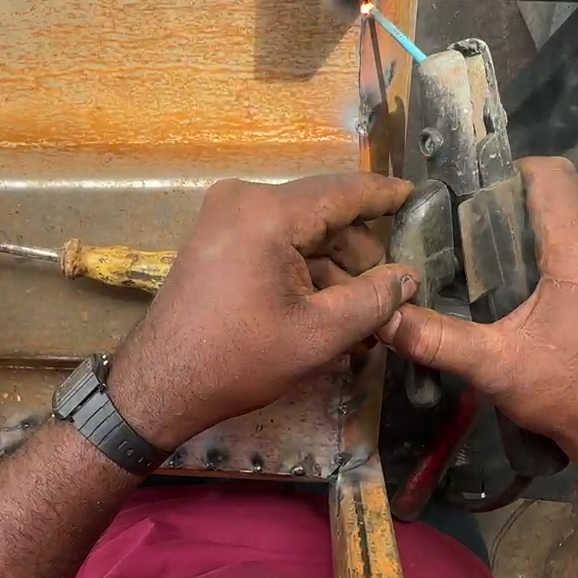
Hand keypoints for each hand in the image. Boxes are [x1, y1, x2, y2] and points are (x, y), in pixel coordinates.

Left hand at [107, 173, 419, 446]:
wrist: (161, 385)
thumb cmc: (239, 360)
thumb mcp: (319, 334)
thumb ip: (374, 300)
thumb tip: (407, 276)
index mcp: (268, 212)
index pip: (344, 192)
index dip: (385, 197)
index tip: (416, 196)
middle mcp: (243, 199)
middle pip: (322, 216)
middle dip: (358, 257)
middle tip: (389, 296)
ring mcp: (223, 218)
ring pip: (299, 235)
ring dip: (331, 273)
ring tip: (360, 321)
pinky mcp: (214, 241)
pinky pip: (272, 246)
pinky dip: (300, 274)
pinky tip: (323, 313)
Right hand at [375, 157, 577, 459]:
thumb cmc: (569, 393)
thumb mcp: (493, 367)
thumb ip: (434, 339)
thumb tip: (381, 318)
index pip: (549, 173)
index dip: (505, 173)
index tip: (464, 198)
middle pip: (555, 195)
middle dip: (507, 208)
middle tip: (458, 237)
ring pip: (567, 220)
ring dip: (526, 232)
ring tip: (479, 262)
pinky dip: (546, 251)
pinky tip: (515, 286)